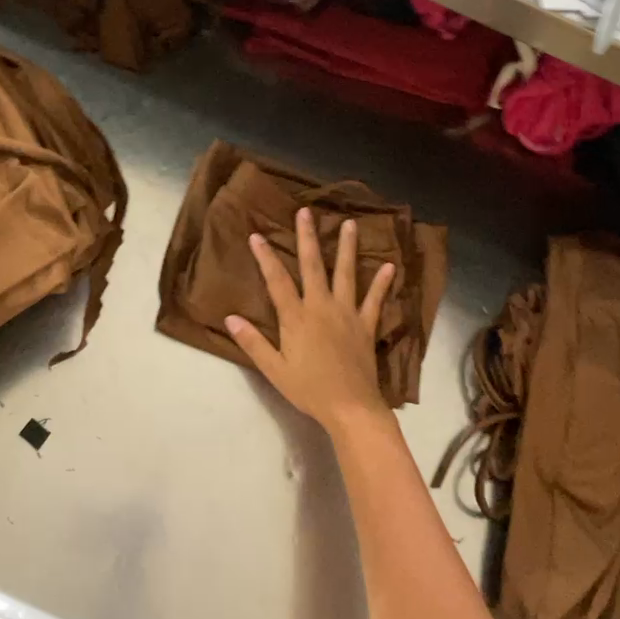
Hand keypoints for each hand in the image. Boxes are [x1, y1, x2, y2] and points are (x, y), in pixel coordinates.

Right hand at [225, 207, 398, 430]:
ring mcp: (347, 314)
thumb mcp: (274, 369)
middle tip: (306, 212)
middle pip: (312, 266)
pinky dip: (381, 283)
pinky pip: (374, 300)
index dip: (266, 257)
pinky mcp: (366, 326)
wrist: (350, 406)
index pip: (277, 281)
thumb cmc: (308, 389)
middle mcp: (321, 307)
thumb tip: (231, 318)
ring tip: (350, 224)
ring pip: (345, 274)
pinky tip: (388, 266)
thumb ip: (253, 342)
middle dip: (307, 238)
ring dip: (347, 248)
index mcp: (296, 318)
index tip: (257, 235)